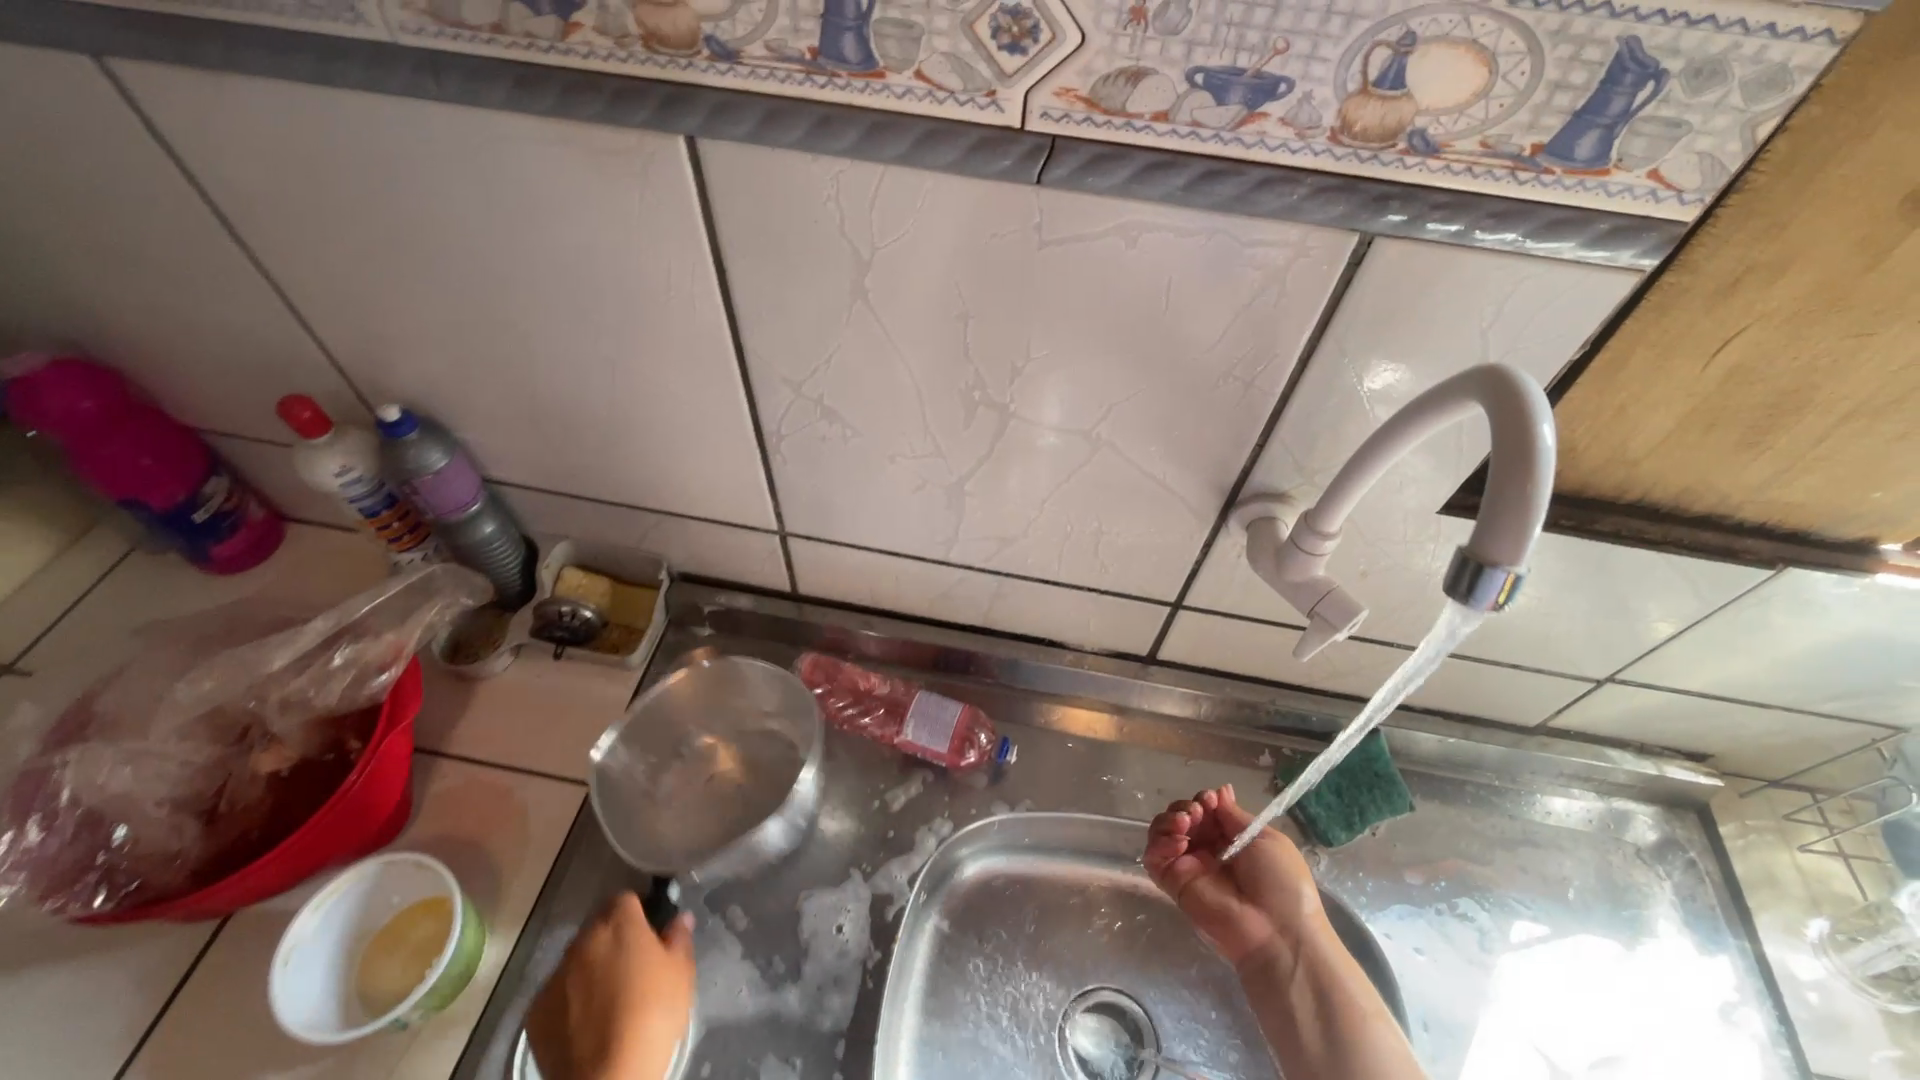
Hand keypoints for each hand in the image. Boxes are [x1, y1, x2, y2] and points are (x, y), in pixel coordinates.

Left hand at [527, 893, 694, 1079]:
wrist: (609, 1075)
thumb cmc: (654, 1015)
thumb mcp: (682, 974)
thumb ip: (679, 938)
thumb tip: (679, 918)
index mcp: (618, 924)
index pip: (624, 899)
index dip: (637, 913)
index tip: (648, 933)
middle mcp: (582, 942)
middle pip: (597, 928)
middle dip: (612, 940)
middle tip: (632, 967)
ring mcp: (554, 976)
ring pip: (576, 961)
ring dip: (590, 969)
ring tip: (609, 999)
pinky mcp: (535, 1011)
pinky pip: (557, 994)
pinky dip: (570, 1001)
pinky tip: (587, 1024)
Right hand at [1143, 784, 1324, 970]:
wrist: (1278, 933)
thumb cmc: (1282, 884)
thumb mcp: (1265, 839)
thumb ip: (1235, 816)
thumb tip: (1220, 790)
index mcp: (1232, 842)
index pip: (1206, 812)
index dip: (1203, 801)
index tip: (1209, 799)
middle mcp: (1207, 853)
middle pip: (1182, 819)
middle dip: (1186, 808)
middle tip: (1197, 812)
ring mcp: (1189, 869)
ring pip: (1163, 835)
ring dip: (1169, 820)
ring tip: (1186, 822)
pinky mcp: (1174, 885)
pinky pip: (1154, 858)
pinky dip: (1159, 843)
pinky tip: (1178, 841)